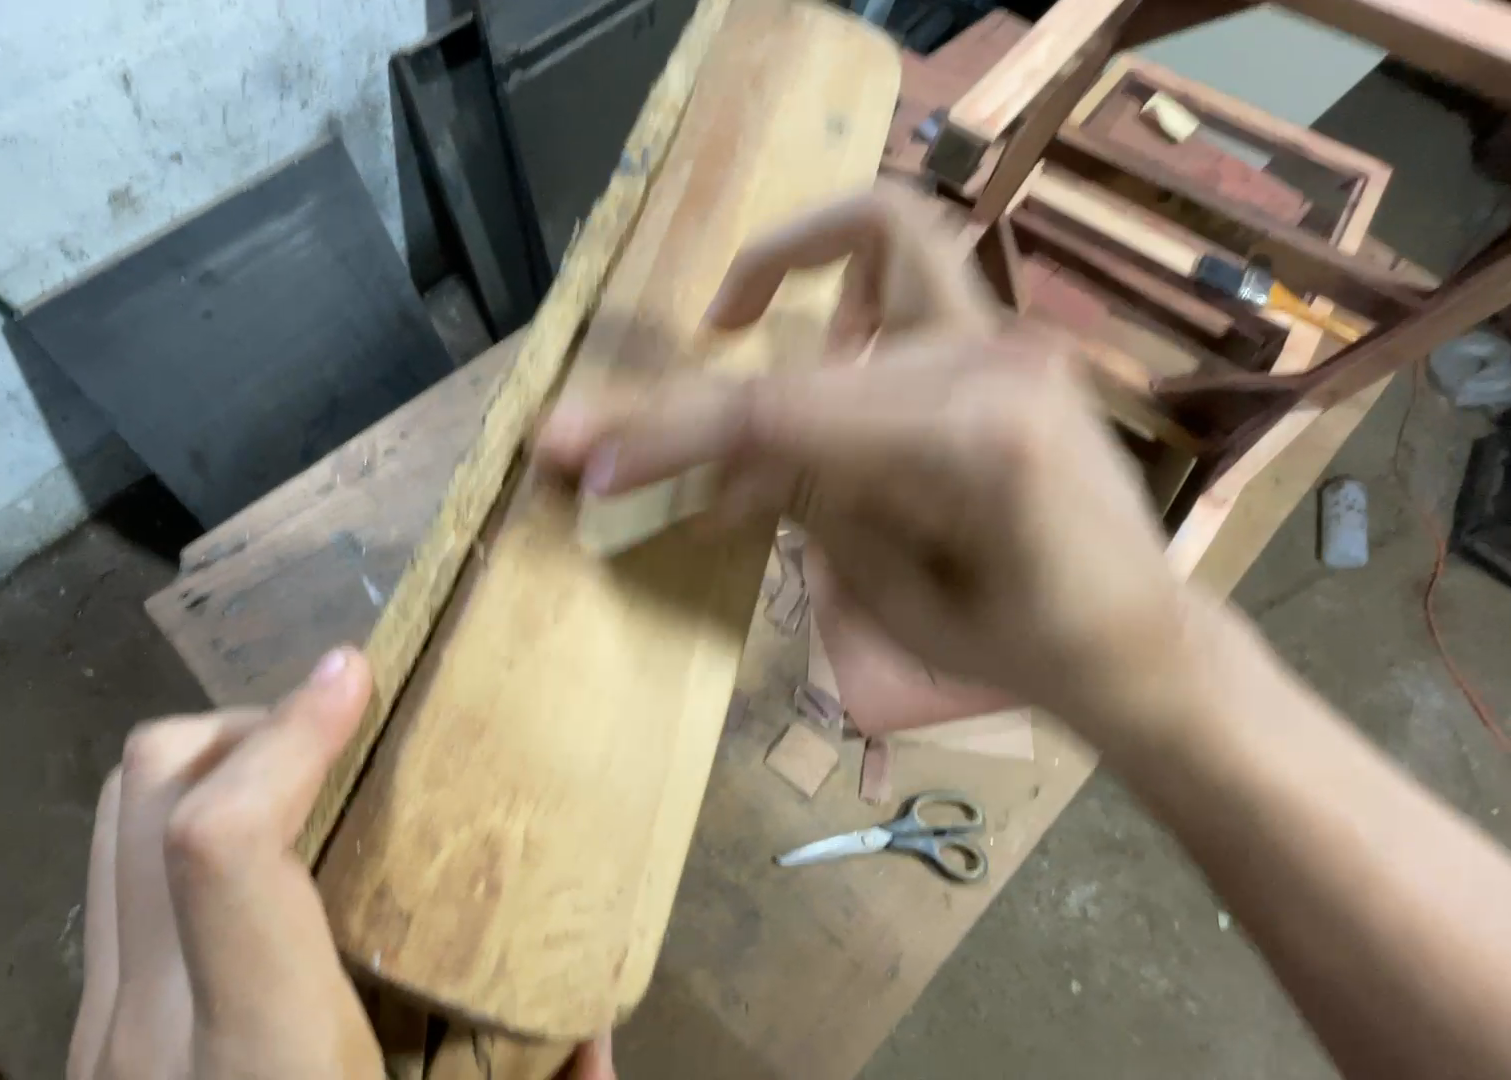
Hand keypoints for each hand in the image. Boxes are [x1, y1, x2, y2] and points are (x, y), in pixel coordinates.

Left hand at [67, 647, 619, 1079]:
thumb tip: (594, 1025)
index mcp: (255, 1059)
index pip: (220, 847)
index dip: (287, 734)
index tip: (356, 673)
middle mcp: (147, 1031)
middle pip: (145, 794)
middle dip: (248, 724)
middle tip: (341, 728)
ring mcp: (100, 1033)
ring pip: (117, 820)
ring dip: (216, 762)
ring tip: (308, 776)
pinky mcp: (93, 1038)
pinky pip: (122, 872)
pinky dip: (192, 821)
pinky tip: (273, 864)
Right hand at [535, 188, 1191, 728]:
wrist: (1131, 632)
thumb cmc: (1018, 646)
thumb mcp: (893, 600)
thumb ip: (805, 507)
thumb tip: (713, 470)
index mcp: (976, 448)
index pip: (780, 419)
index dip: (670, 437)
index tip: (590, 460)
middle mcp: (996, 363)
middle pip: (796, 360)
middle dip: (685, 398)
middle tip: (608, 430)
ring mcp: (1007, 333)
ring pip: (873, 236)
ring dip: (779, 267)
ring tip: (727, 324)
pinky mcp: (1001, 334)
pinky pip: (912, 256)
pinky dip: (842, 267)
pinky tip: (815, 333)